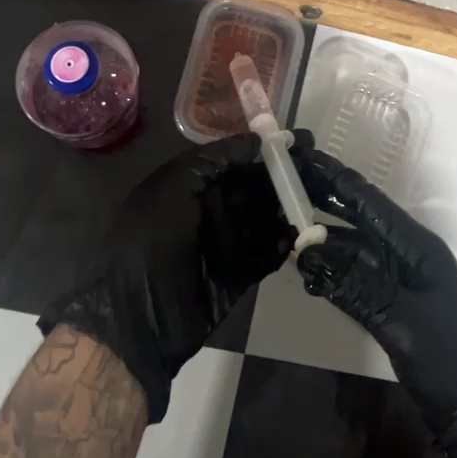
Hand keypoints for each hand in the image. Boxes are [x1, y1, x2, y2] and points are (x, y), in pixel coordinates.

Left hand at [39, 133, 295, 421]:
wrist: (137, 316)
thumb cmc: (150, 240)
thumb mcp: (174, 185)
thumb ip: (214, 159)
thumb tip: (256, 141)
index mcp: (193, 185)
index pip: (238, 160)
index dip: (266, 150)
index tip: (298, 142)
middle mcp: (212, 209)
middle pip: (257, 187)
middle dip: (287, 178)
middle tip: (319, 169)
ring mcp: (226, 243)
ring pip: (267, 218)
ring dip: (290, 208)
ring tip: (314, 200)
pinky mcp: (239, 274)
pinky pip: (267, 253)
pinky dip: (283, 244)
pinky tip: (297, 236)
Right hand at [295, 149, 456, 457]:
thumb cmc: (452, 357)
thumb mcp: (403, 320)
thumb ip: (355, 286)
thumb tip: (307, 253)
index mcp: (415, 245)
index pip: (367, 200)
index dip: (334, 177)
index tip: (300, 157)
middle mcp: (405, 254)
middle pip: (358, 217)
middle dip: (323, 199)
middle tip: (280, 185)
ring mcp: (398, 281)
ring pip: (353, 249)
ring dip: (321, 239)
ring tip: (281, 227)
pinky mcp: (391, 306)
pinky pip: (354, 278)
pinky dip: (330, 272)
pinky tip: (305, 273)